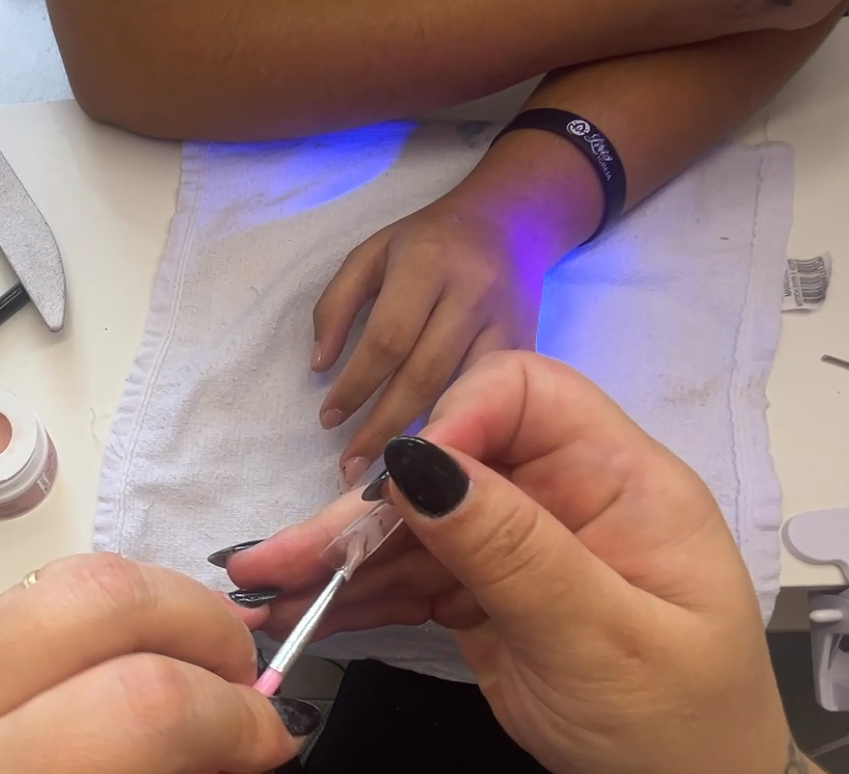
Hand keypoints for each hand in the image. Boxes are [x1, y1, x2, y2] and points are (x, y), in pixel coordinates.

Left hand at [0, 555, 302, 773]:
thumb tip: (254, 740)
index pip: (135, 714)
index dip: (229, 716)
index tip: (265, 744)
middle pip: (105, 603)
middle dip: (207, 630)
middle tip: (237, 685)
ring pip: (89, 578)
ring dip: (175, 609)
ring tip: (196, 670)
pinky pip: (68, 584)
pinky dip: (135, 608)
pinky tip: (140, 660)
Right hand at [227, 351, 790, 773]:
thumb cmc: (673, 728)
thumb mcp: (600, 641)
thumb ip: (510, 550)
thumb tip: (414, 463)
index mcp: (615, 481)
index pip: (521, 395)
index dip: (449, 424)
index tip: (385, 491)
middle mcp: (552, 497)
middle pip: (433, 472)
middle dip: (349, 519)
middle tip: (269, 563)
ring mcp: (506, 546)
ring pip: (402, 531)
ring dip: (330, 565)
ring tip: (261, 598)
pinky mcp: (472, 589)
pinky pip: (400, 581)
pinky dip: (350, 599)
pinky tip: (299, 615)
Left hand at [314, 184, 551, 487]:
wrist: (511, 219)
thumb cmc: (425, 244)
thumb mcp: (369, 257)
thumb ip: (336, 307)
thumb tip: (318, 367)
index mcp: (425, 265)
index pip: (387, 338)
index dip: (356, 385)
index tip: (328, 420)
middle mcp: (472, 293)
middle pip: (424, 374)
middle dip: (383, 428)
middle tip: (350, 467)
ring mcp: (507, 321)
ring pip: (463, 392)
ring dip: (422, 441)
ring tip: (386, 478)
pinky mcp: (530, 344)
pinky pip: (492, 395)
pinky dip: (462, 428)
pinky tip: (434, 459)